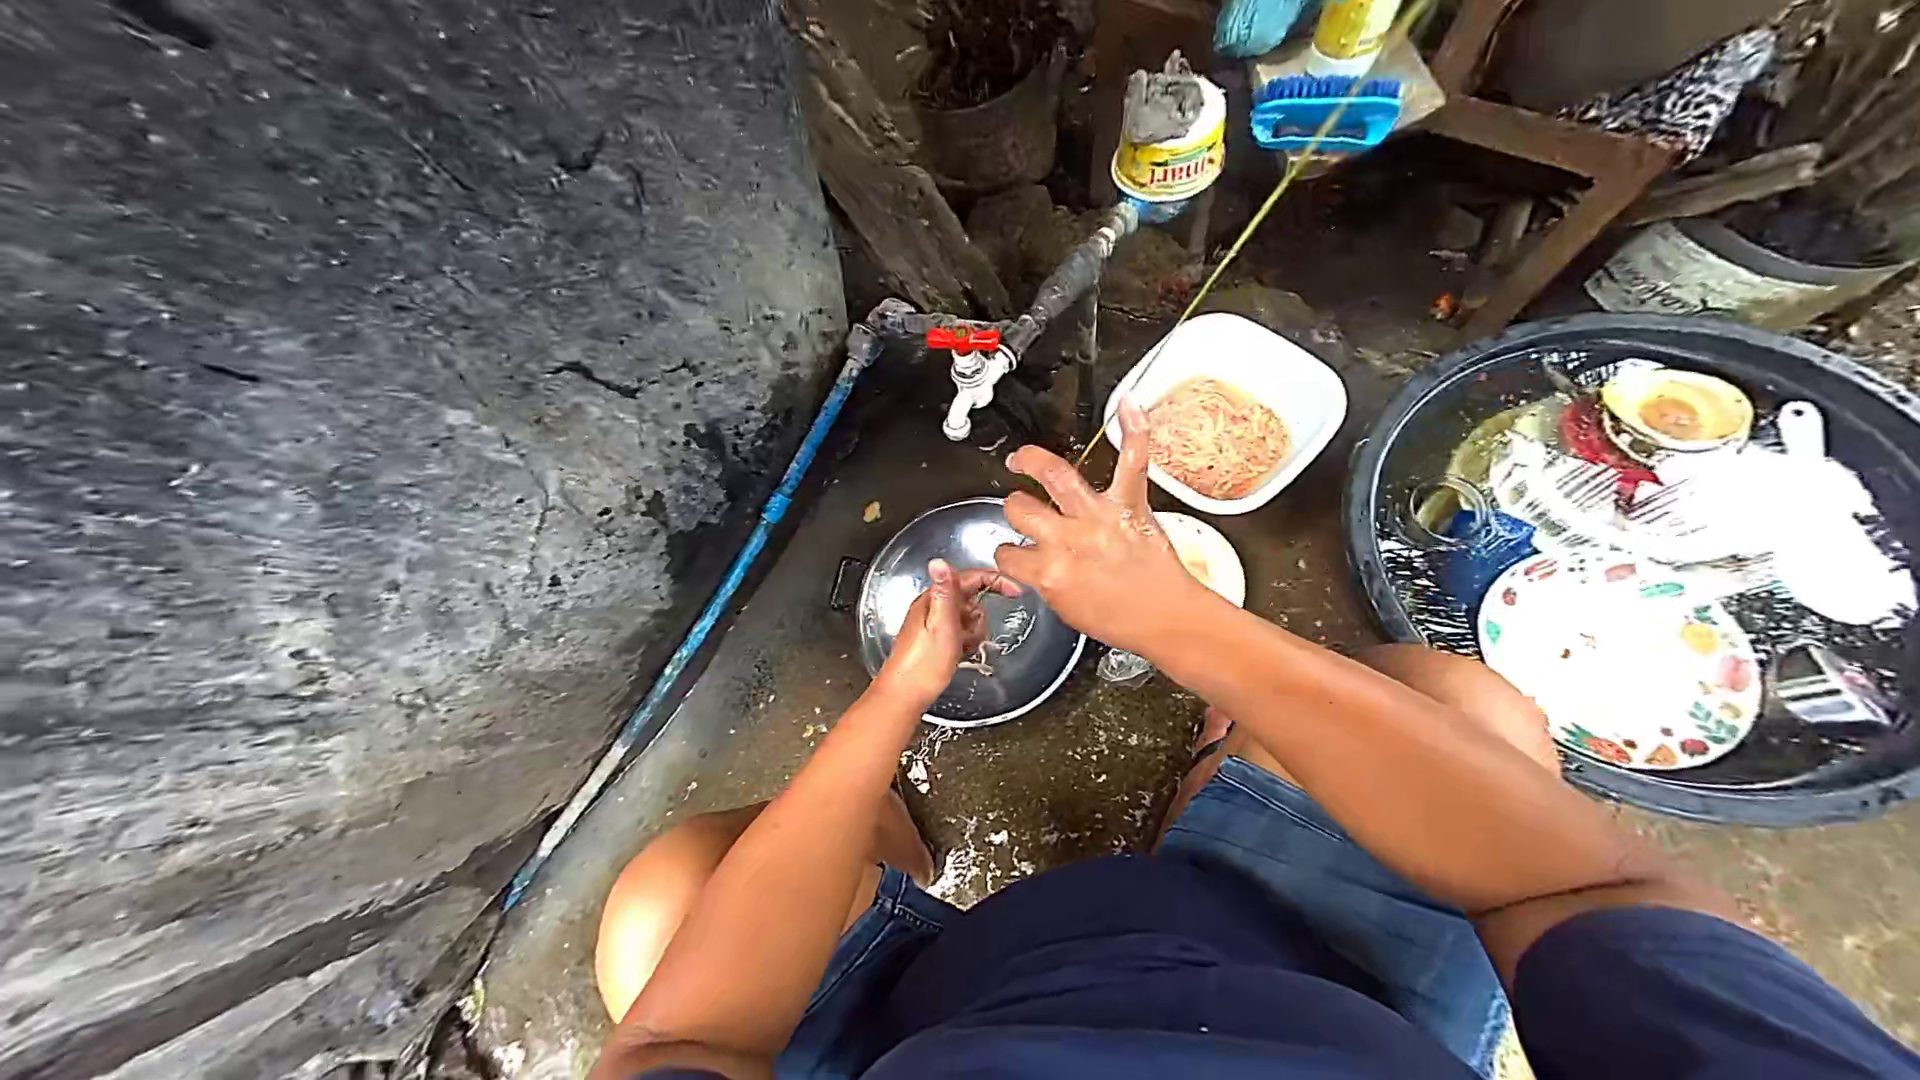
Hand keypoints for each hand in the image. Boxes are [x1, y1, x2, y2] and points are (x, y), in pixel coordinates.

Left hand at [874, 559, 1021, 708]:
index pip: (970, 578)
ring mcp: (934, 623)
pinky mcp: (936, 639)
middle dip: (979, 617)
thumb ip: (945, 593)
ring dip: (973, 632)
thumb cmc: (922, 665)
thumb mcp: (941, 625)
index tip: (1015, 591)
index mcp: (933, 599)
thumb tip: (939, 561)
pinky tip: (959, 654)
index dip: (995, 581)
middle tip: (971, 636)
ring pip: (968, 618)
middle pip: (972, 599)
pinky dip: (966, 642)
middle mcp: (932, 607)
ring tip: (963, 648)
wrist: (904, 696)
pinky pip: (961, 633)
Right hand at [993, 402, 1214, 654]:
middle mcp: (1069, 539)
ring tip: (1023, 458)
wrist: (1167, 619)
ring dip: (1032, 460)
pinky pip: (1132, 461)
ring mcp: (1099, 517)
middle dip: (1015, 509)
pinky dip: (1134, 431)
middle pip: (1020, 509)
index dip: (1007, 555)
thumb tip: (1035, 564)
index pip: (1007, 554)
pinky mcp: (1131, 505)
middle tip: (1021, 508)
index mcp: (1050, 572)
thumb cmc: (1124, 620)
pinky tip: (1127, 406)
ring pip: (1055, 475)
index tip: (1014, 555)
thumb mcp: (1066, 610)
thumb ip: (1045, 579)